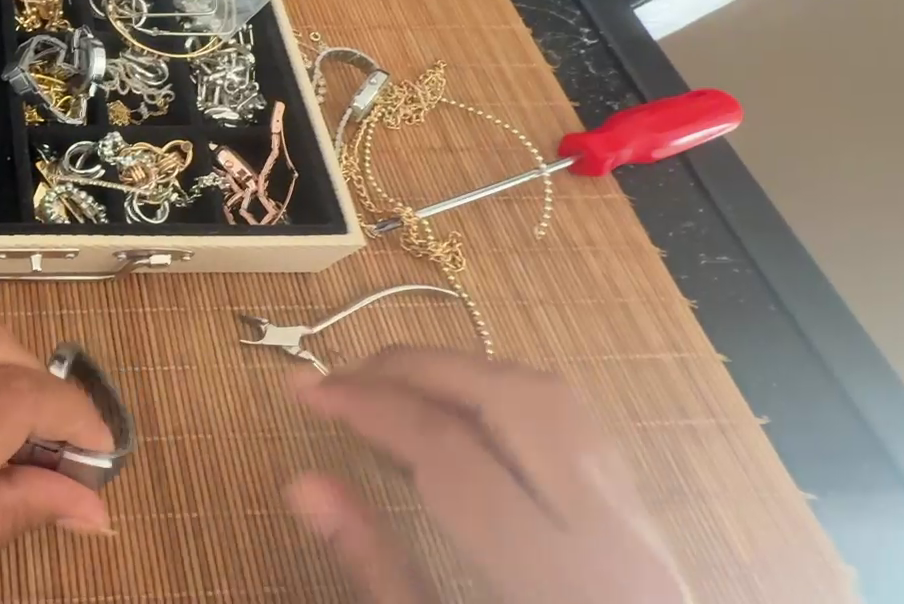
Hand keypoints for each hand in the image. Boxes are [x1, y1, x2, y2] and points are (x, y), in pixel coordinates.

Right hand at [286, 348, 690, 603]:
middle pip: (511, 398)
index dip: (367, 405)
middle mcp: (611, 534)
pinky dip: (496, 392)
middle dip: (414, 368)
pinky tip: (451, 413)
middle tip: (346, 376)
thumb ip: (376, 564)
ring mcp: (637, 518)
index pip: (450, 450)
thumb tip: (302, 485)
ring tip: (389, 387)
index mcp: (555, 574)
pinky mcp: (640, 513)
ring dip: (456, 372)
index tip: (304, 387)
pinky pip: (569, 418)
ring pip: (548, 394)